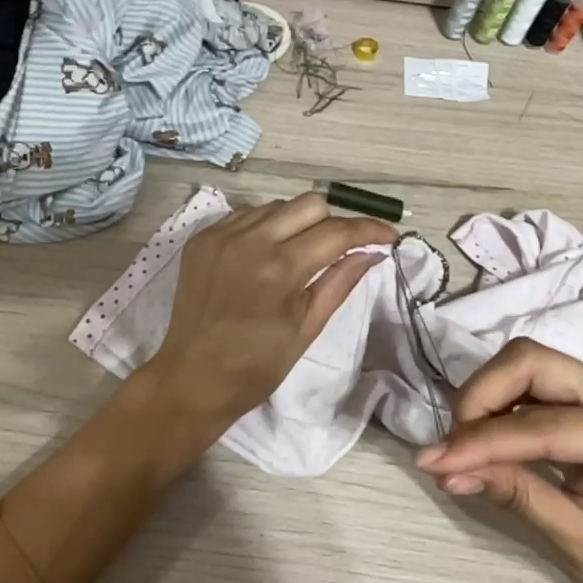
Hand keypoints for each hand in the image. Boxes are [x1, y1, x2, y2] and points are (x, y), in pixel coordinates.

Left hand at [140, 193, 395, 434]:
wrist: (192, 378)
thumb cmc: (256, 366)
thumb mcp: (307, 328)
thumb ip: (340, 282)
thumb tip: (373, 252)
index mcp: (280, 268)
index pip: (337, 231)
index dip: (369, 229)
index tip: (390, 235)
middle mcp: (250, 240)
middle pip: (309, 204)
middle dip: (334, 220)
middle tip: (342, 247)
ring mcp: (221, 235)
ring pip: (276, 205)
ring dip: (297, 222)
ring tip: (302, 252)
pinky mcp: (201, 237)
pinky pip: (244, 215)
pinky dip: (264, 226)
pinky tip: (267, 252)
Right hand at [416, 339, 582, 582]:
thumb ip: (518, 496)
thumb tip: (447, 469)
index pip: (543, 424)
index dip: (484, 439)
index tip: (433, 461)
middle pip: (530, 362)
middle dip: (480, 398)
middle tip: (451, 448)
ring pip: (522, 363)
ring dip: (483, 397)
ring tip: (463, 447)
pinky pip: (526, 380)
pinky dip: (494, 403)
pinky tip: (482, 439)